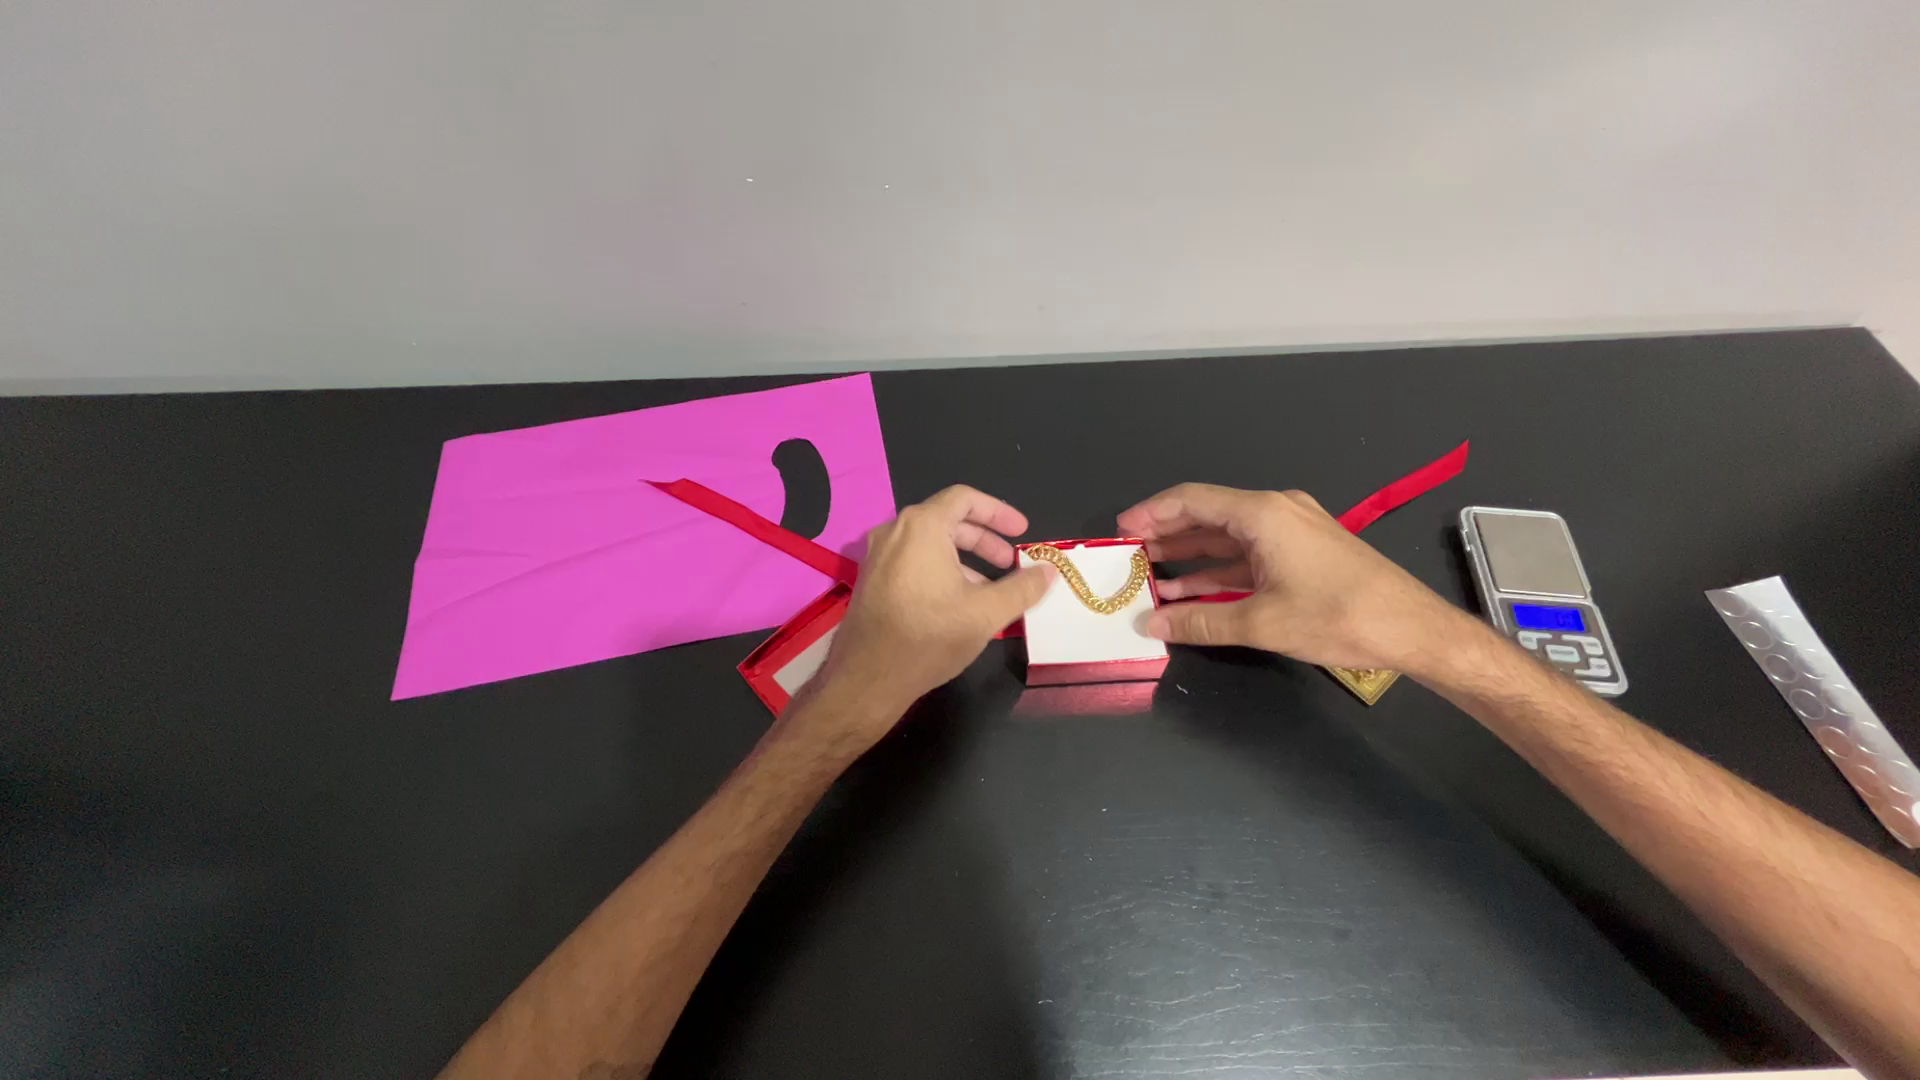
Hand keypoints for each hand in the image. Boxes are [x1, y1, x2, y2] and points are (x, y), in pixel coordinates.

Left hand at [801, 486, 1054, 740]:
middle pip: (948, 520)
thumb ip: (1022, 588)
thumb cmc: (929, 637)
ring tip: (990, 589)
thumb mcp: (986, 613)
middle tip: (1010, 562)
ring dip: (965, 559)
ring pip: (930, 543)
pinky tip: (958, 603)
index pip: (965, 499)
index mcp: (921, 526)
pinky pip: (913, 561)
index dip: (999, 512)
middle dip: (984, 539)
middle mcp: (895, 532)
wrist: (867, 679)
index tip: (1022, 533)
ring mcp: (879, 556)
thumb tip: (1050, 572)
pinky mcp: (872, 580)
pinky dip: (941, 570)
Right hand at [1115, 483, 1466, 672]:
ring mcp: (1291, 531)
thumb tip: (1151, 625)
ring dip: (1189, 556)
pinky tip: (1190, 592)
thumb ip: (1200, 621)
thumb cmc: (1338, 616)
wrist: (1414, 630)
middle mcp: (1275, 512)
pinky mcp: (1301, 553)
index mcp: (1263, 514)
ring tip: (1150, 578)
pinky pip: (1246, 554)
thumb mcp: (1261, 623)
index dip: (1151, 513)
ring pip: (1226, 537)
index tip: (1122, 531)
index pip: (1192, 500)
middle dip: (1165, 535)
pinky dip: (1217, 570)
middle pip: (1206, 515)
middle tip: (1129, 556)